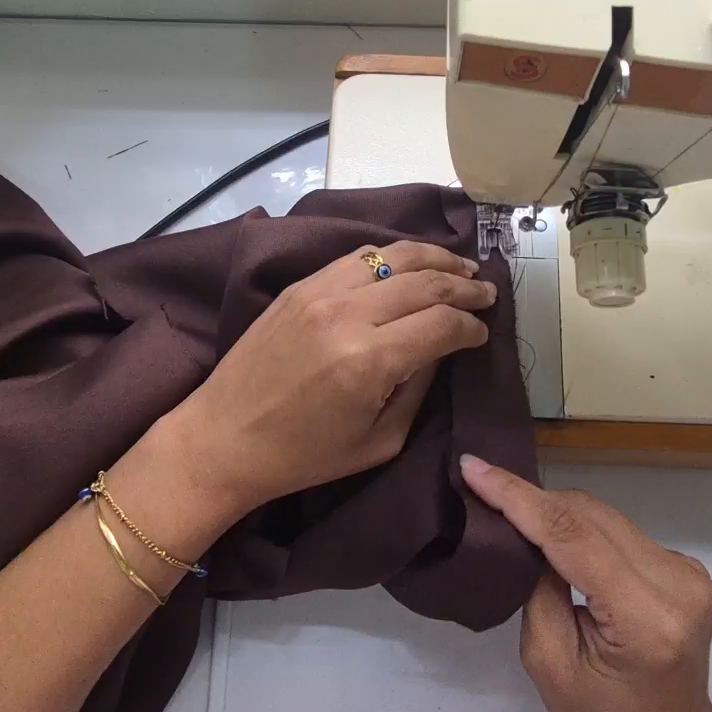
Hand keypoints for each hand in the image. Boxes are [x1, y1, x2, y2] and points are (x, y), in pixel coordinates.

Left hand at [167, 240, 495, 514]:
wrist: (223, 438)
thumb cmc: (304, 455)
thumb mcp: (380, 440)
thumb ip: (419, 387)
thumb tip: (444, 347)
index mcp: (369, 361)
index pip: (442, 324)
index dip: (471, 326)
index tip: (482, 333)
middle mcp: (347, 315)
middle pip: (425, 282)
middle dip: (464, 286)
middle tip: (487, 292)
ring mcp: (319, 292)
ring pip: (393, 255)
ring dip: (435, 258)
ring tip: (460, 266)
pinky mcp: (299, 286)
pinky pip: (357, 257)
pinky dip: (392, 255)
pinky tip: (409, 264)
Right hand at [461, 457, 711, 711]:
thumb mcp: (549, 664)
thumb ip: (536, 589)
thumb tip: (523, 529)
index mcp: (645, 618)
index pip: (572, 536)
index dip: (518, 497)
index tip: (473, 468)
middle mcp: (677, 583)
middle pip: (589, 515)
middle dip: (533, 499)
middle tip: (481, 489)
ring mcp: (688, 571)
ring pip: (604, 514)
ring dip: (556, 511)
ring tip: (511, 511)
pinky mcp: (686, 567)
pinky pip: (619, 529)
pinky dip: (582, 527)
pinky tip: (556, 538)